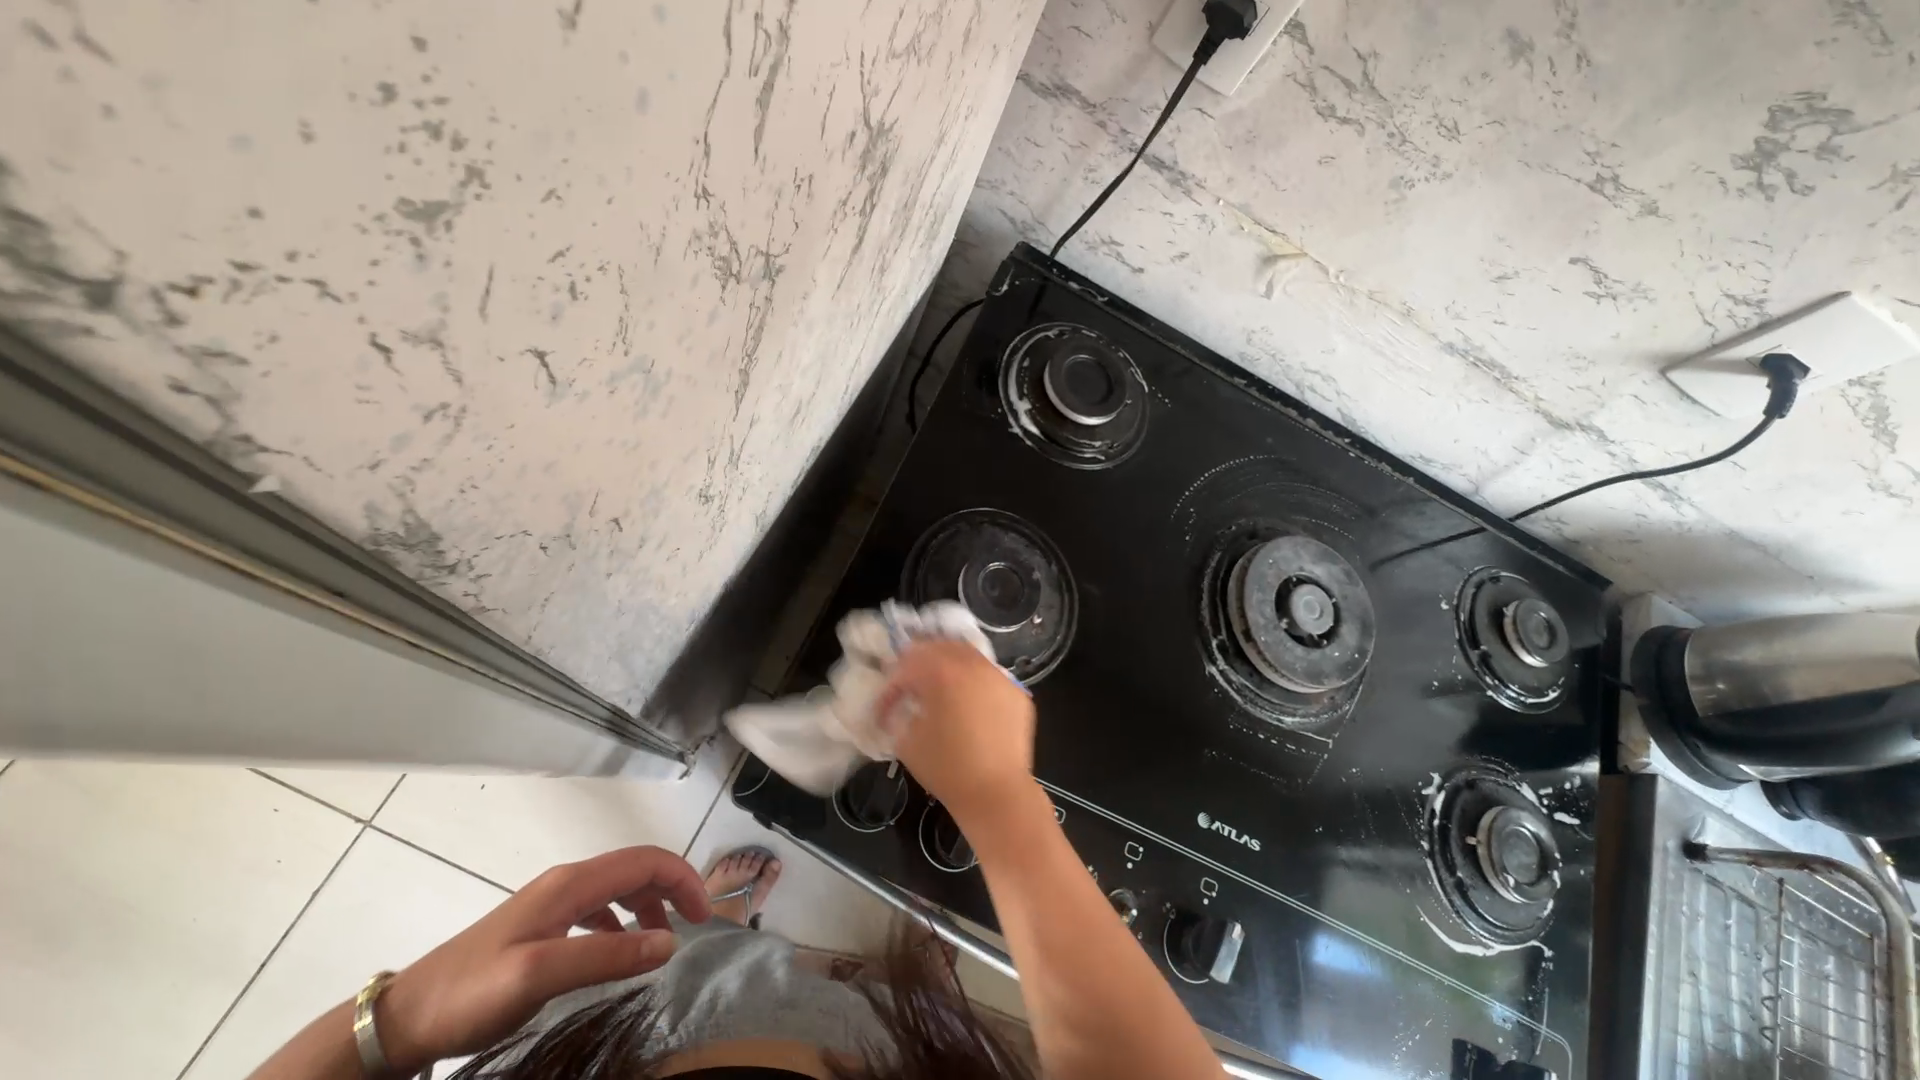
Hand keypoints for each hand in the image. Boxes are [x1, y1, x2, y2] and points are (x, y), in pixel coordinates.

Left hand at [376, 846, 710, 1072]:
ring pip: (618, 887)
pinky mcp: (539, 924)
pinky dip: (622, 923)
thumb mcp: (541, 975)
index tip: (704, 917)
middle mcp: (566, 883)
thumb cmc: (473, 992)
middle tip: (692, 929)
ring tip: (660, 943)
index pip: (646, 861)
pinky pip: (597, 909)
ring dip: (649, 906)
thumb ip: (608, 956)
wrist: (406, 1017)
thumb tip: (671, 942)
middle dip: (672, 889)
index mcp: (571, 883)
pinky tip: (616, 952)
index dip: (683, 879)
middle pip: (636, 869)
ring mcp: (551, 902)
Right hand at [879, 640, 1036, 828]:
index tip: (883, 710)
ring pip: (968, 657)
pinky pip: (989, 677)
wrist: (997, 794)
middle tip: (906, 684)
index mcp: (943, 672)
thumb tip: (898, 709)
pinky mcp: (1017, 694)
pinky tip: (967, 703)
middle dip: (918, 664)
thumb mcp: (907, 741)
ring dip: (947, 666)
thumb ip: (898, 715)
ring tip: (935, 688)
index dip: (890, 687)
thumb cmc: (947, 769)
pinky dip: (973, 682)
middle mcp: (974, 665)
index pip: (907, 666)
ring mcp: (999, 677)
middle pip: (939, 648)